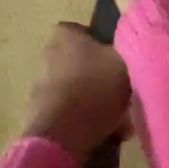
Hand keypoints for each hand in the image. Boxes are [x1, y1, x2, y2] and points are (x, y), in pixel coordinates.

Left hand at [21, 23, 131, 160]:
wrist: (61, 134)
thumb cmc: (95, 87)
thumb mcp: (123, 61)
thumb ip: (126, 51)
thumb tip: (128, 51)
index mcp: (64, 34)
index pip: (89, 32)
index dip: (108, 46)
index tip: (122, 63)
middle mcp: (48, 54)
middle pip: (86, 64)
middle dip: (105, 81)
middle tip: (125, 97)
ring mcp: (41, 85)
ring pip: (82, 91)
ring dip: (99, 104)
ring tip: (122, 123)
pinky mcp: (40, 114)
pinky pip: (72, 113)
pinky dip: (88, 122)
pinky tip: (107, 134)